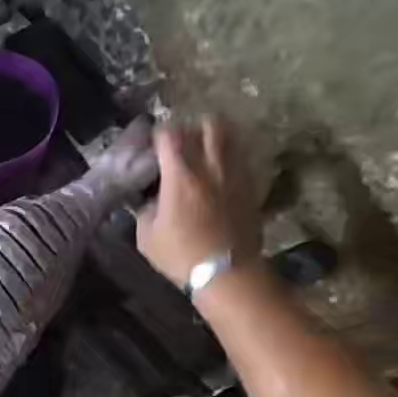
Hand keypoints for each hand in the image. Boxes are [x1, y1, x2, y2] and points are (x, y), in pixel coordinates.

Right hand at [134, 117, 260, 287]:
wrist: (225, 271)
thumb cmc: (179, 254)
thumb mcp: (146, 236)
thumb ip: (145, 210)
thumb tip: (149, 200)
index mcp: (180, 177)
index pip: (169, 137)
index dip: (158, 134)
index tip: (151, 143)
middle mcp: (211, 167)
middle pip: (209, 125)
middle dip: (193, 127)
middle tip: (183, 140)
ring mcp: (236, 175)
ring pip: (232, 137)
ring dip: (216, 137)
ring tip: (205, 149)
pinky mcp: (252, 187)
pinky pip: (243, 159)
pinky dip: (231, 157)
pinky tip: (221, 170)